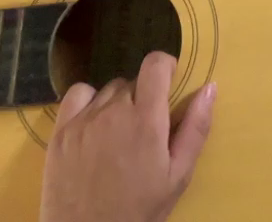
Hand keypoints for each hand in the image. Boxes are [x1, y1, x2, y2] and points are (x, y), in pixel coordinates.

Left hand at [39, 51, 216, 221]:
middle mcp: (114, 110)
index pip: (156, 64)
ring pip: (109, 90)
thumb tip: (210, 87)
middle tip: (143, 131)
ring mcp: (84, 120)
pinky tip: (92, 125)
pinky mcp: (60, 132)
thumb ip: (196, 128)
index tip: (168, 86)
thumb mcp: (177, 176)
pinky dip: (88, 101)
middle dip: (143, 97)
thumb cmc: (138, 212)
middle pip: (134, 81)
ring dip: (118, 103)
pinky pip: (78, 94)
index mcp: (146, 119)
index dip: (165, 68)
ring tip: (117, 137)